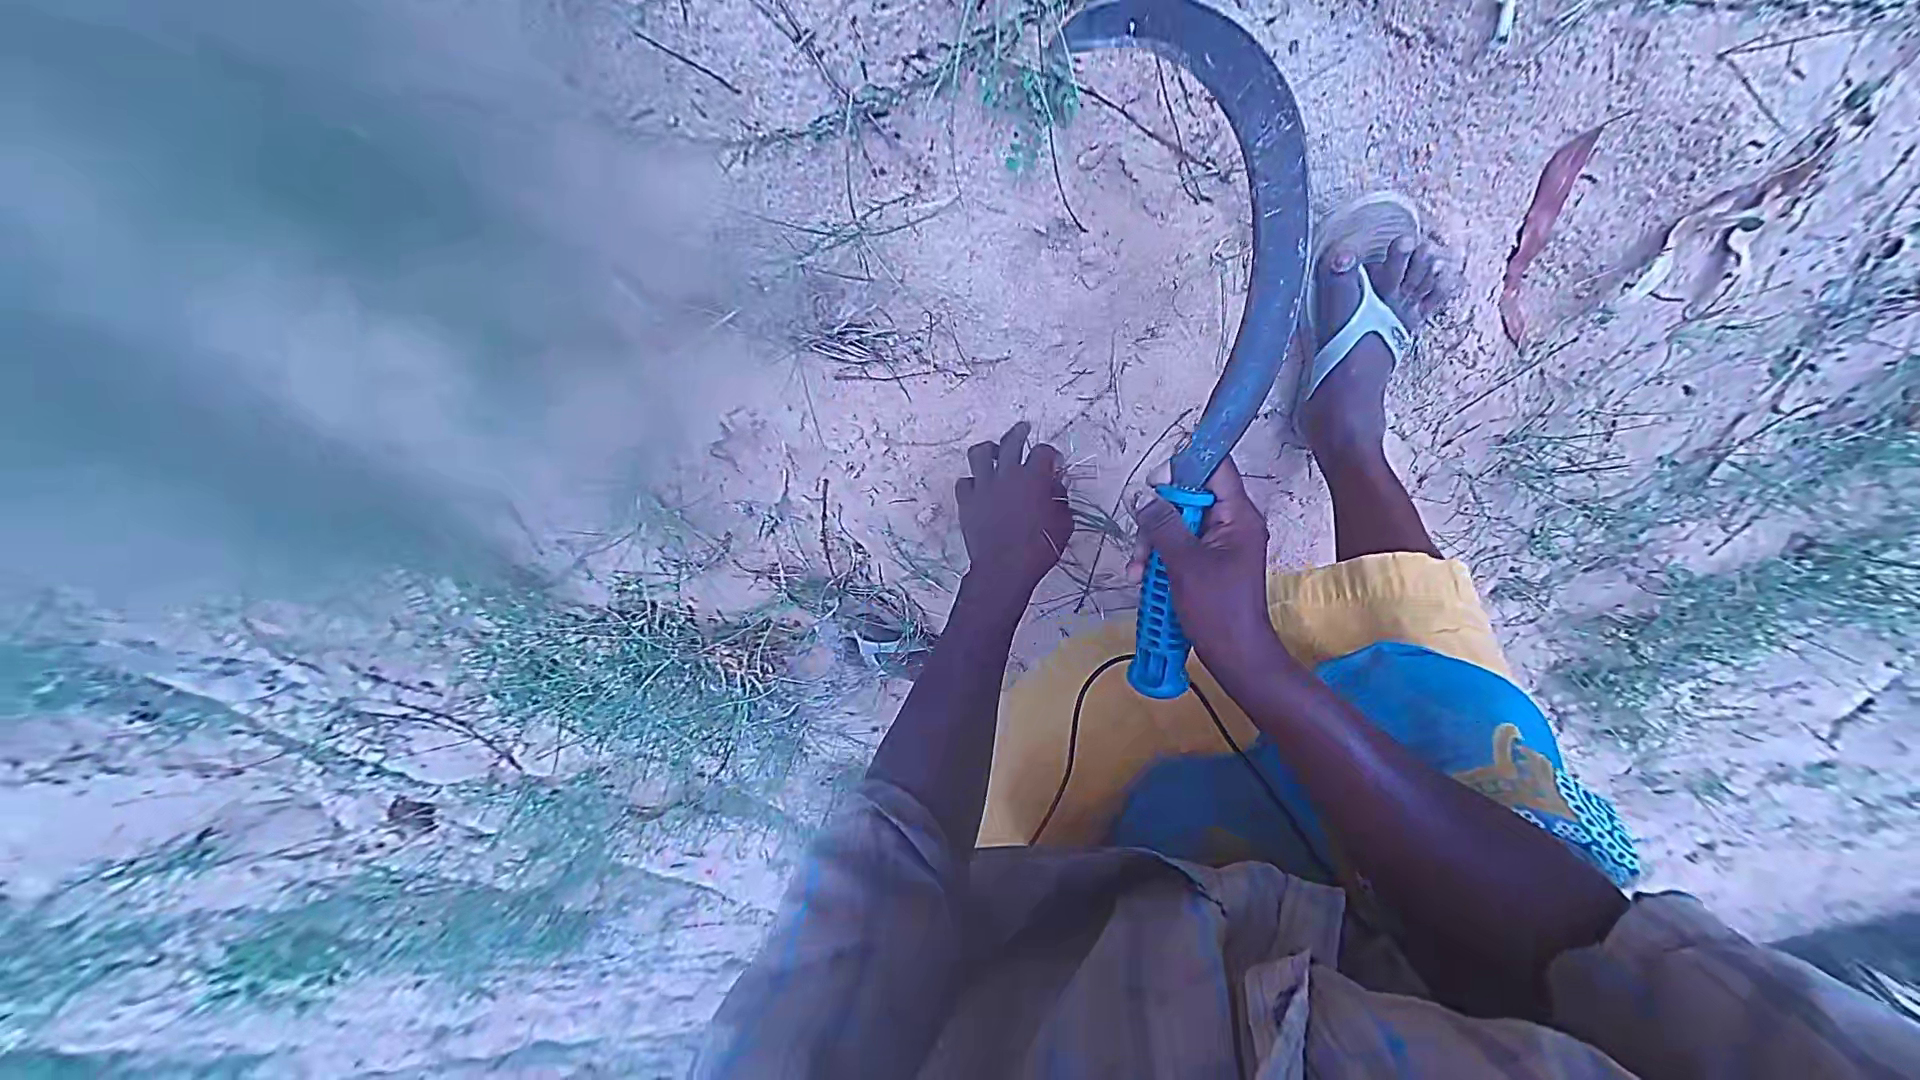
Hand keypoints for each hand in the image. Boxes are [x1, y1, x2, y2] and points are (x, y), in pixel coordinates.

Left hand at [955, 421, 1072, 604]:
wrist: (1005, 567)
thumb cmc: (1040, 548)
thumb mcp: (1063, 523)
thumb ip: (1060, 499)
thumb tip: (1056, 487)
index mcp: (1033, 477)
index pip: (1042, 451)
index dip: (1050, 454)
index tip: (1053, 462)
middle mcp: (1006, 475)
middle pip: (1011, 441)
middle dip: (1019, 432)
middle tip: (1023, 429)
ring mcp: (983, 486)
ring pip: (979, 454)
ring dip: (988, 449)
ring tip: (993, 451)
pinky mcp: (966, 502)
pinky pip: (964, 482)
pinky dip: (972, 481)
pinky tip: (978, 486)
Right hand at [1127, 456, 1281, 670]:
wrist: (1234, 654)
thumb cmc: (1216, 608)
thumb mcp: (1185, 563)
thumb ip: (1162, 525)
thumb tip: (1143, 498)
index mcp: (1237, 516)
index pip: (1217, 470)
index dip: (1186, 465)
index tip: (1157, 478)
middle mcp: (1230, 524)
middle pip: (1187, 499)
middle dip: (1157, 518)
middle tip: (1141, 540)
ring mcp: (1218, 544)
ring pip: (1176, 525)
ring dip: (1151, 544)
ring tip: (1138, 570)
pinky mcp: (1206, 562)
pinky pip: (1177, 547)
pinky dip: (1158, 559)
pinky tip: (1142, 577)